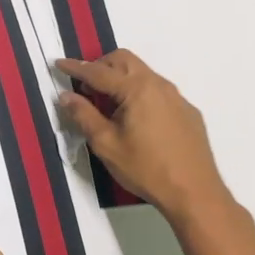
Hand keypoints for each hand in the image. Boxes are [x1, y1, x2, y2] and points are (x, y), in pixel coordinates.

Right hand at [56, 50, 232, 226]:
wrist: (196, 194)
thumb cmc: (146, 169)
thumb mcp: (106, 144)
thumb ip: (83, 115)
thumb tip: (66, 96)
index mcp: (136, 89)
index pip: (98, 71)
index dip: (76, 68)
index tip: (58, 64)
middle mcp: (158, 85)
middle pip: (124, 60)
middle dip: (101, 65)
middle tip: (85, 86)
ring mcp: (177, 98)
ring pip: (143, 73)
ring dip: (121, 78)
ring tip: (108, 104)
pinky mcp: (188, 112)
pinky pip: (158, 91)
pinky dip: (139, 92)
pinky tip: (137, 119)